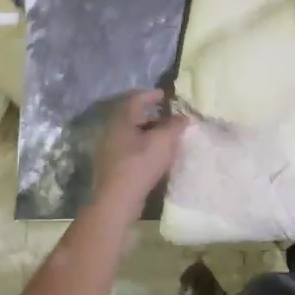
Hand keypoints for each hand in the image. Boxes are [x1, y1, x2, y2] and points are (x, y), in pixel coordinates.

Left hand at [90, 90, 187, 215]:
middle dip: (153, 115)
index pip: (136, 99)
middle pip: (133, 117)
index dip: (151, 95)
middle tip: (169, 117)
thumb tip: (185, 117)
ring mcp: (109, 149)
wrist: (117, 200)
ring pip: (132, 134)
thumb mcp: (163, 141)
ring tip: (167, 137)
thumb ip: (175, 126)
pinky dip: (144, 146)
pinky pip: (130, 148)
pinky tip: (156, 155)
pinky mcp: (112, 166)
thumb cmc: (140, 164)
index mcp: (121, 120)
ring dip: (149, 132)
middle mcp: (112, 131)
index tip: (165, 95)